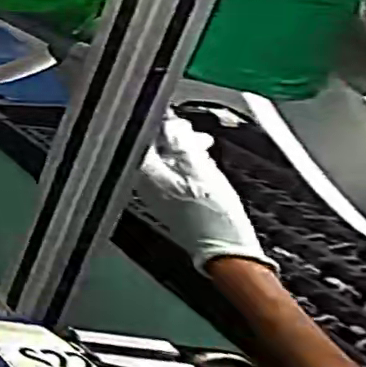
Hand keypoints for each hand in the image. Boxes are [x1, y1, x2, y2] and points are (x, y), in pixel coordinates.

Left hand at [134, 114, 274, 273]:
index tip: (169, 113)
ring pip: (161, 159)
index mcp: (146, 172)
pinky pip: (169, 172)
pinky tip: (201, 162)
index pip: (139, 137)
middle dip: (170, 134)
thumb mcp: (202, 173)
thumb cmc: (215, 216)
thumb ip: (182, 145)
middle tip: (190, 129)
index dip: (155, 122)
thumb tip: (169, 123)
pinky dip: (183, 163)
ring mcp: (152, 191)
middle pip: (149, 147)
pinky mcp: (166, 199)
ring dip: (180, 148)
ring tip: (201, 144)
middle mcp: (142, 180)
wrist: (226, 253)